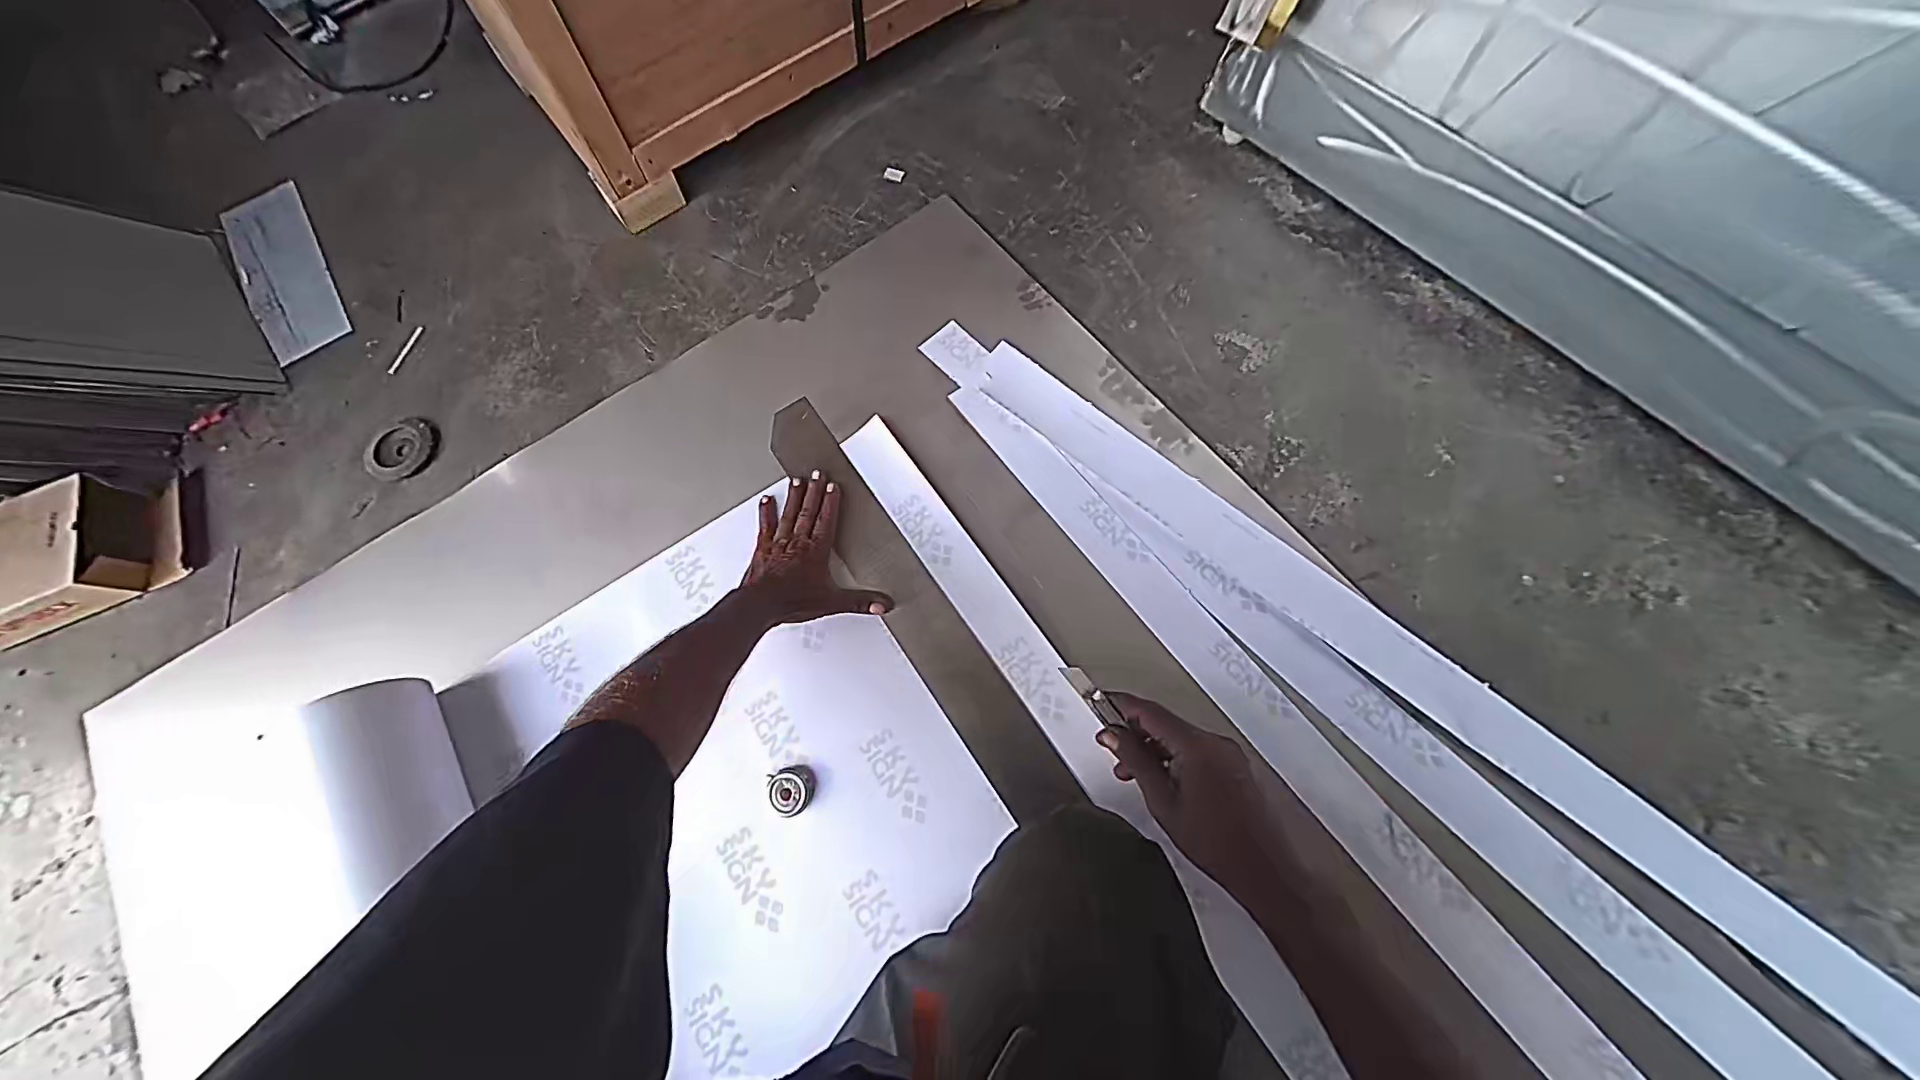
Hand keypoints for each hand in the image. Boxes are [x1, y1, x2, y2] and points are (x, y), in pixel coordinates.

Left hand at [741, 471, 891, 625]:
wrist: (760, 605)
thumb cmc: (791, 601)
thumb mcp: (832, 602)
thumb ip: (859, 602)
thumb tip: (881, 604)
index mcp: (816, 551)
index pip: (826, 520)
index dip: (831, 502)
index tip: (833, 486)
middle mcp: (797, 542)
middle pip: (808, 511)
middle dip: (814, 491)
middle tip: (817, 474)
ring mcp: (778, 543)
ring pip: (789, 514)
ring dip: (794, 497)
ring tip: (797, 481)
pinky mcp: (762, 549)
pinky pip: (766, 525)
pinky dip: (766, 512)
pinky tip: (767, 501)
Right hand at [1096, 692, 1285, 895]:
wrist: (1264, 870)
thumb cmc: (1219, 844)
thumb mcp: (1162, 801)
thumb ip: (1135, 760)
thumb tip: (1114, 735)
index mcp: (1197, 745)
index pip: (1149, 711)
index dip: (1120, 705)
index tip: (1100, 702)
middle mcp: (1216, 742)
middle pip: (1164, 722)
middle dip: (1134, 733)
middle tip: (1112, 746)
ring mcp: (1229, 753)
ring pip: (1179, 737)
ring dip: (1153, 747)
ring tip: (1135, 772)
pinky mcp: (1235, 766)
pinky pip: (1197, 750)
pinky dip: (1174, 757)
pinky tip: (1162, 779)